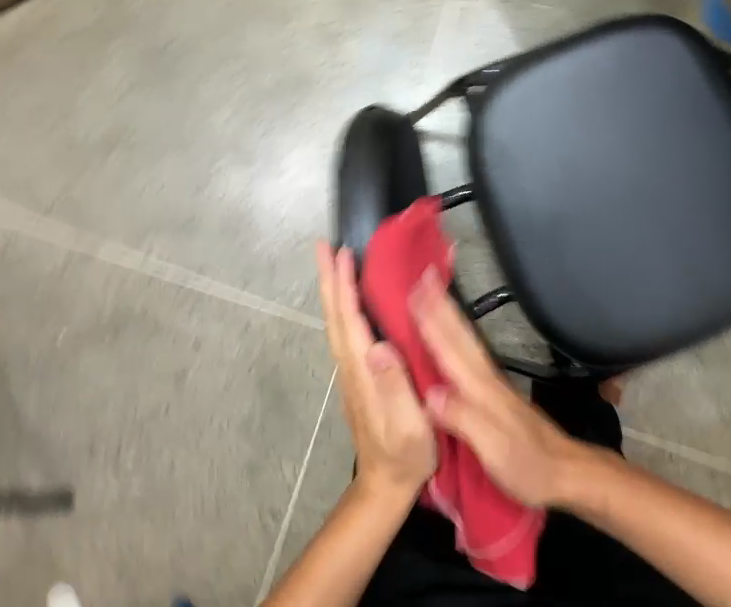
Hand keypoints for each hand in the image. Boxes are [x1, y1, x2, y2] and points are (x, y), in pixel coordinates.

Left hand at [316, 242, 436, 500]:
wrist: (386, 484)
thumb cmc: (404, 454)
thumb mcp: (407, 425)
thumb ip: (393, 387)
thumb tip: (379, 347)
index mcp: (363, 372)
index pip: (349, 320)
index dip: (344, 285)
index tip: (342, 253)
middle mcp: (351, 367)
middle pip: (335, 316)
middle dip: (329, 279)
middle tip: (322, 245)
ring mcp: (351, 373)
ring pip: (337, 323)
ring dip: (333, 290)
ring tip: (333, 263)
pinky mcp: (357, 377)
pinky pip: (345, 332)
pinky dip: (343, 308)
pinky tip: (350, 302)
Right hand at [409, 271, 590, 507]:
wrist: (566, 474)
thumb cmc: (529, 465)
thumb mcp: (495, 449)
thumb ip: (464, 419)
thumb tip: (431, 392)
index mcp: (481, 389)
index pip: (451, 347)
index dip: (433, 319)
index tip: (417, 288)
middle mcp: (485, 379)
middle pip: (459, 336)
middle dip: (440, 306)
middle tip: (424, 275)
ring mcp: (493, 387)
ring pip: (465, 343)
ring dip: (449, 316)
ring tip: (434, 294)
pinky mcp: (496, 397)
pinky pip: (469, 357)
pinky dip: (458, 340)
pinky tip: (453, 339)